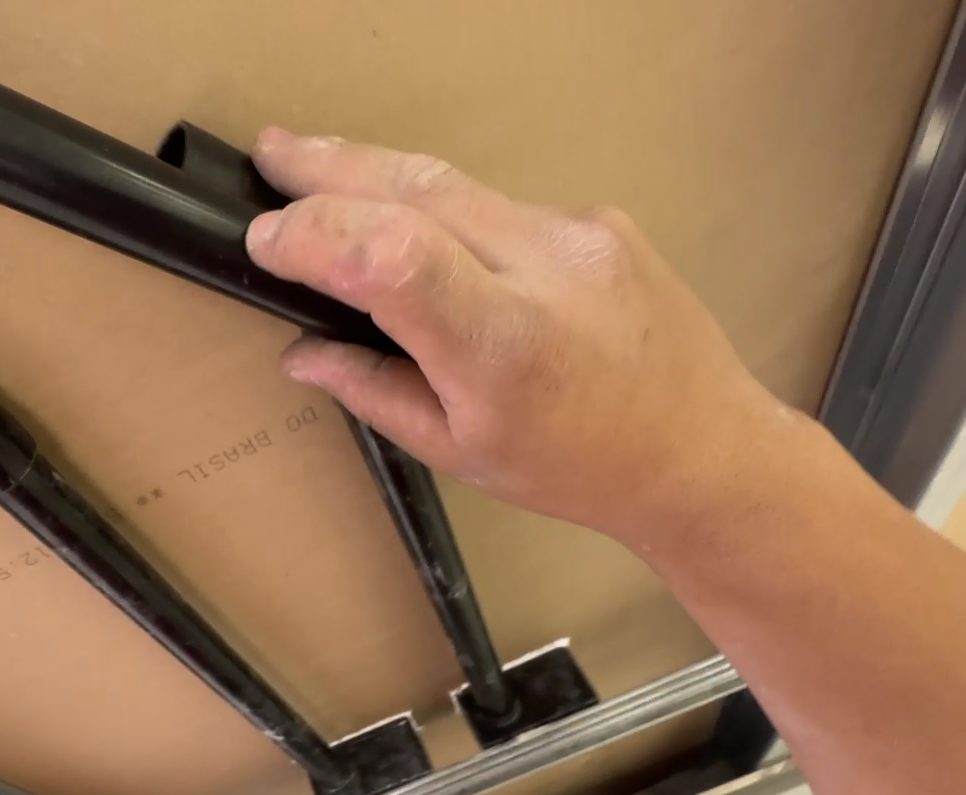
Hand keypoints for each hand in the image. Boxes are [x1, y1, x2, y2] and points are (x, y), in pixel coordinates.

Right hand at [244, 127, 803, 546]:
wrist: (699, 446)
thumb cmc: (573, 467)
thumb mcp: (457, 450)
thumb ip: (374, 392)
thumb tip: (302, 353)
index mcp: (501, 348)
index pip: (395, 258)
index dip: (319, 235)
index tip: (266, 241)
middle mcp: (544, 269)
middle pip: (417, 187)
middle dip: (330, 167)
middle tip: (271, 155)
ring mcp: (577, 231)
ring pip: (450, 182)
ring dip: (372, 169)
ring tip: (313, 162)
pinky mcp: (592, 218)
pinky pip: (491, 203)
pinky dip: (433, 206)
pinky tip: (410, 225)